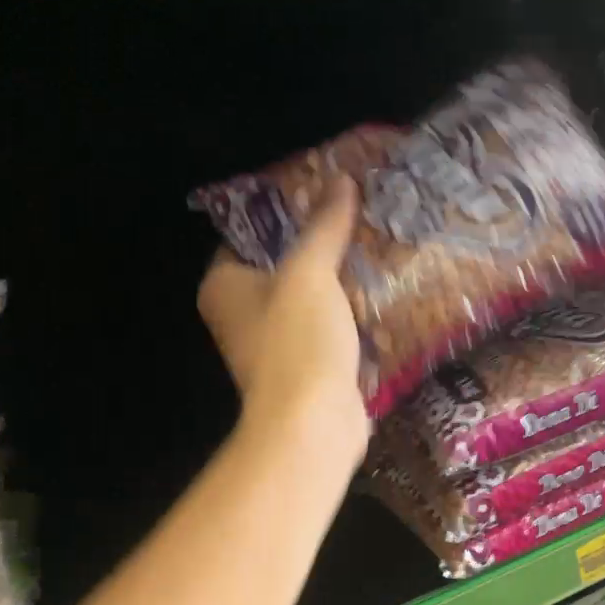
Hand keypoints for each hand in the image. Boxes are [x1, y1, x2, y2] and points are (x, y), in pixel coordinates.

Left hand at [198, 175, 367, 465]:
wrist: (314, 425)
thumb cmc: (298, 342)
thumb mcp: (311, 273)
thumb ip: (325, 226)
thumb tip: (341, 179)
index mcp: (223, 285)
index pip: (246, 233)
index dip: (282, 211)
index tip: (321, 192)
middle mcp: (239, 315)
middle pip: (280, 267)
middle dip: (318, 247)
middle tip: (357, 218)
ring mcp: (273, 347)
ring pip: (308, 301)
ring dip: (339, 284)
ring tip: (376, 251)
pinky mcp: (306, 372)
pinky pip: (328, 332)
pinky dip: (350, 318)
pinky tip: (381, 299)